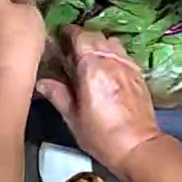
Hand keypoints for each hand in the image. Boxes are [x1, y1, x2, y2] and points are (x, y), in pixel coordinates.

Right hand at [36, 25, 167, 180]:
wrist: (139, 148)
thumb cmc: (103, 136)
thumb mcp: (73, 117)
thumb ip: (58, 95)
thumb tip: (42, 83)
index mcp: (92, 68)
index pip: (80, 36)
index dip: (68, 32)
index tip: (60, 36)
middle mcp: (112, 62)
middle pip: (96, 35)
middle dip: (82, 37)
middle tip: (71, 47)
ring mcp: (128, 67)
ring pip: (112, 42)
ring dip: (99, 43)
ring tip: (89, 55)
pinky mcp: (139, 75)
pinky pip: (123, 54)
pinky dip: (112, 54)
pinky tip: (107, 68)